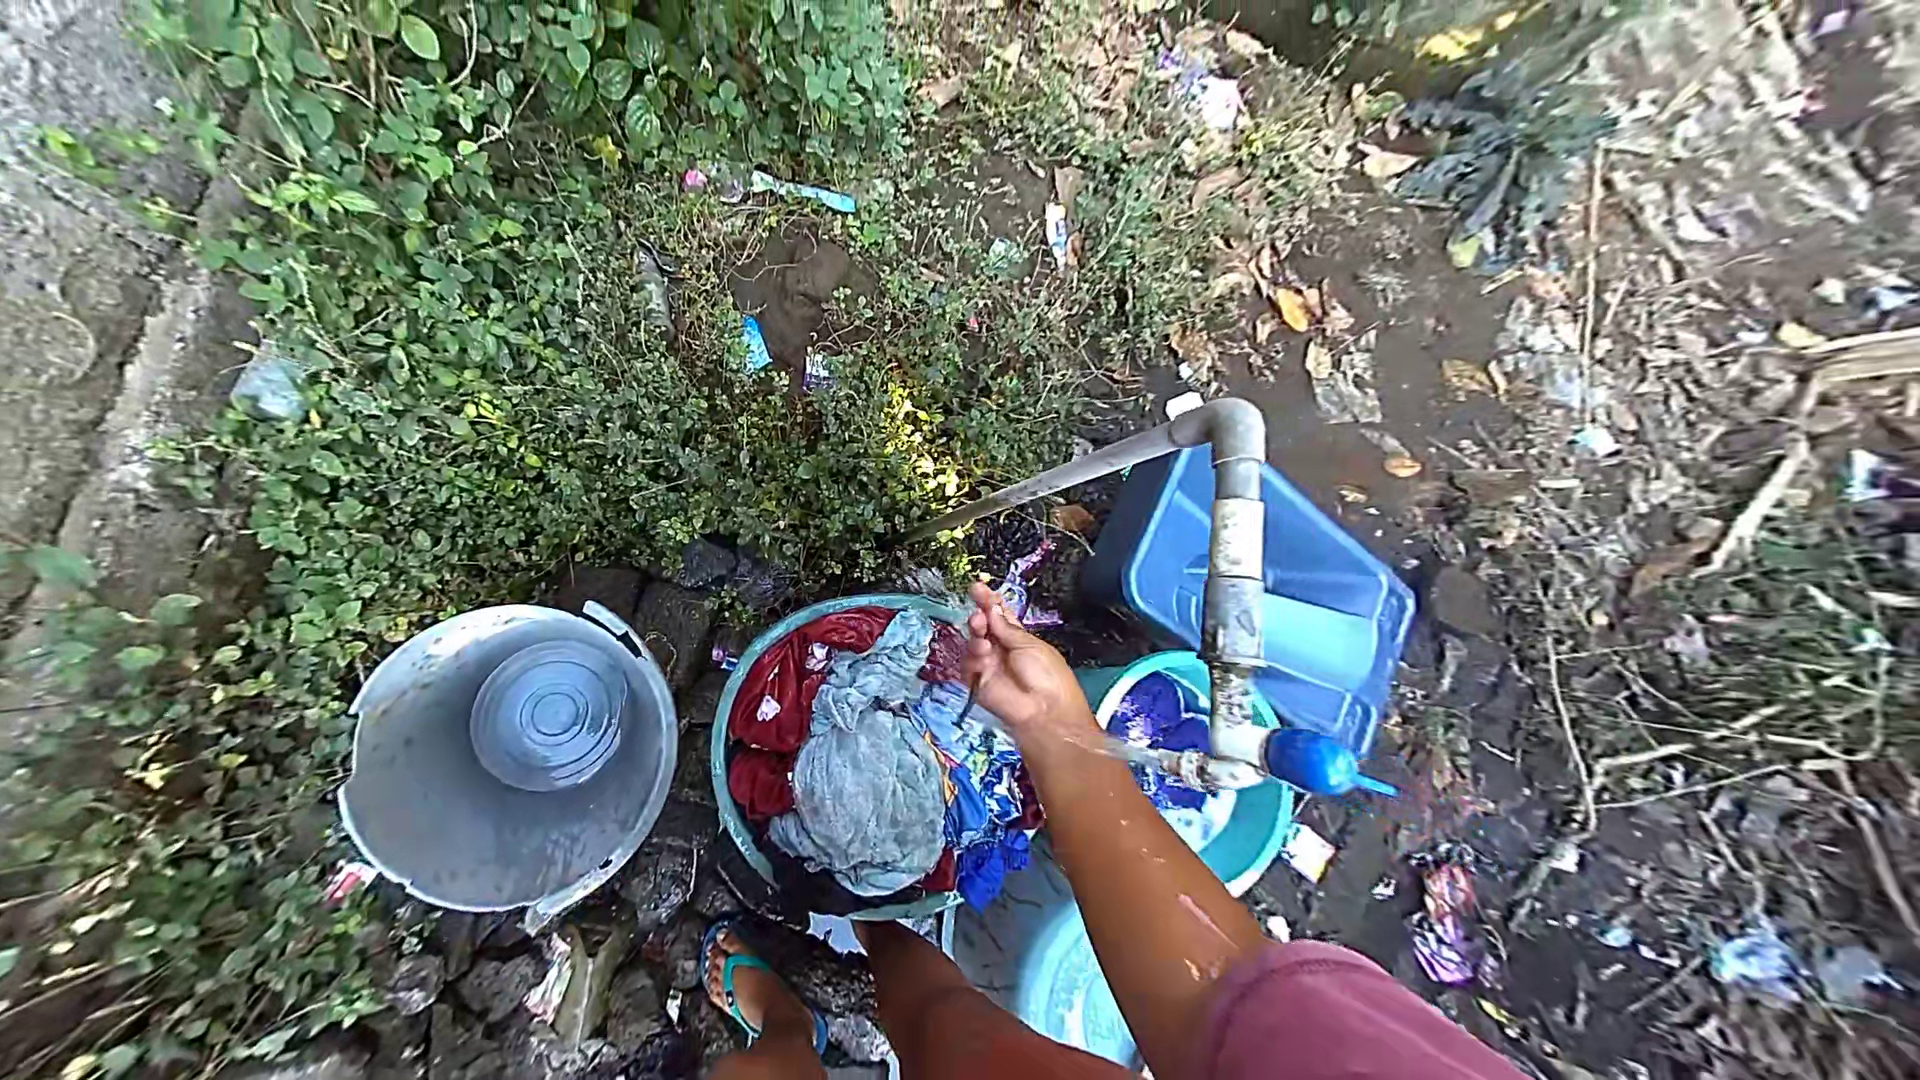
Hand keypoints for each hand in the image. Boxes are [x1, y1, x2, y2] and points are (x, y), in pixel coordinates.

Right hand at [962, 581, 1100, 758]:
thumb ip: (1006, 628)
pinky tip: (983, 652)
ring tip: (980, 628)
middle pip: (984, 626)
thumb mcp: (1030, 644)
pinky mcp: (979, 682)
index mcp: (1020, 640)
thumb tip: (992, 610)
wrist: (1045, 712)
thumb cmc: (1049, 679)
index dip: (990, 602)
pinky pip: (968, 663)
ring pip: (974, 642)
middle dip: (980, 613)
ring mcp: (990, 666)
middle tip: (978, 604)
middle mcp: (1003, 651)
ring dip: (976, 632)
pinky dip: (973, 655)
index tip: (979, 588)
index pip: (1000, 616)